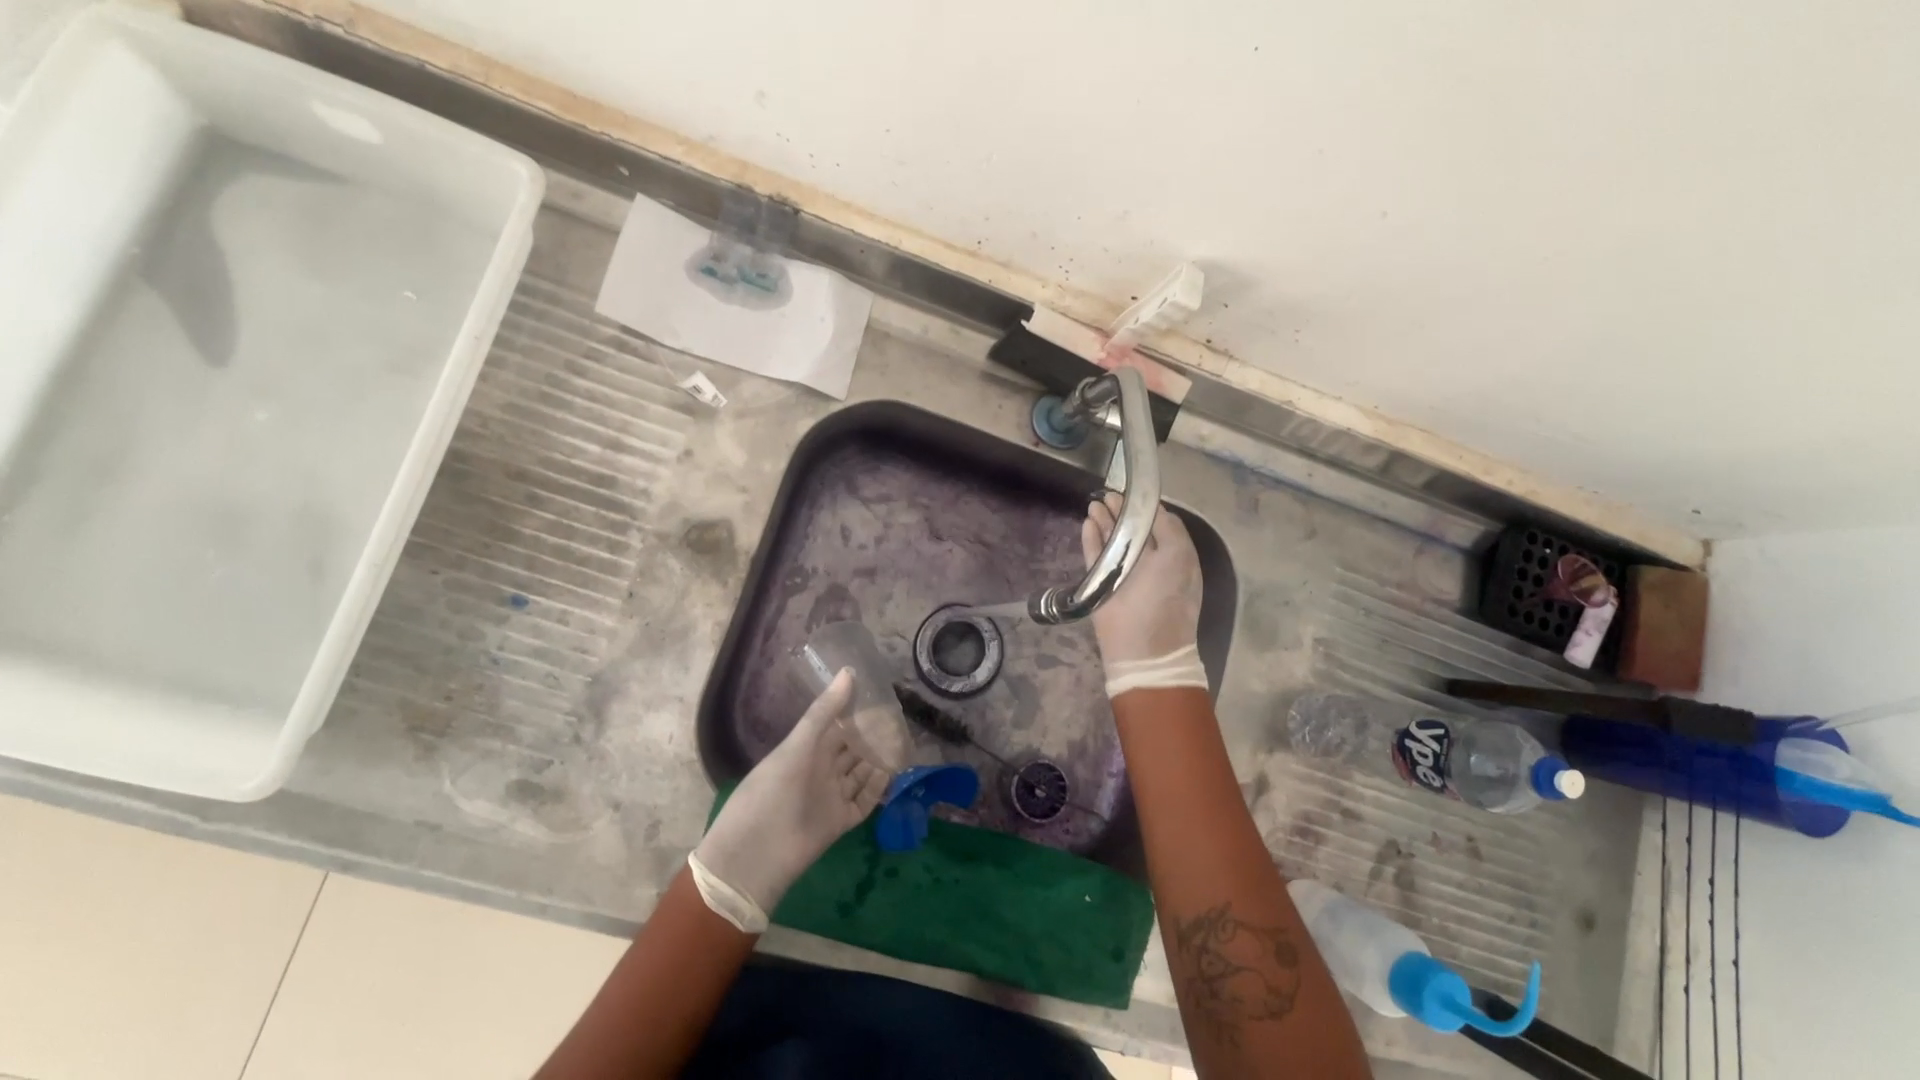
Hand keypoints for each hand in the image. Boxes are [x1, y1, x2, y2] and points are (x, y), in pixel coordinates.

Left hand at [688, 669, 888, 931]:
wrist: (757, 853)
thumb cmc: (771, 791)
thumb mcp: (798, 746)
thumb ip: (825, 712)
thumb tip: (850, 671)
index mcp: (805, 750)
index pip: (837, 725)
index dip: (858, 711)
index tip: (884, 696)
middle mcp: (820, 771)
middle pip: (852, 749)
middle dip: (873, 735)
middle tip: (902, 720)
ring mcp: (831, 796)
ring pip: (862, 773)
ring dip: (880, 760)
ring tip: (905, 742)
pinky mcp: (841, 821)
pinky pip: (866, 801)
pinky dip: (879, 788)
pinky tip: (895, 773)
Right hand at [1082, 492, 1207, 696]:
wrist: (1144, 650)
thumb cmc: (1167, 600)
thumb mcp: (1180, 558)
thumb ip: (1169, 530)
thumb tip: (1154, 511)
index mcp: (1174, 559)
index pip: (1160, 526)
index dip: (1146, 508)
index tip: (1134, 491)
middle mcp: (1149, 565)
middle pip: (1133, 532)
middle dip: (1121, 512)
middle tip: (1107, 494)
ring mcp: (1123, 576)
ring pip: (1112, 543)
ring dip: (1104, 522)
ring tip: (1093, 504)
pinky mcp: (1102, 587)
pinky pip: (1095, 557)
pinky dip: (1091, 540)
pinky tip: (1087, 524)